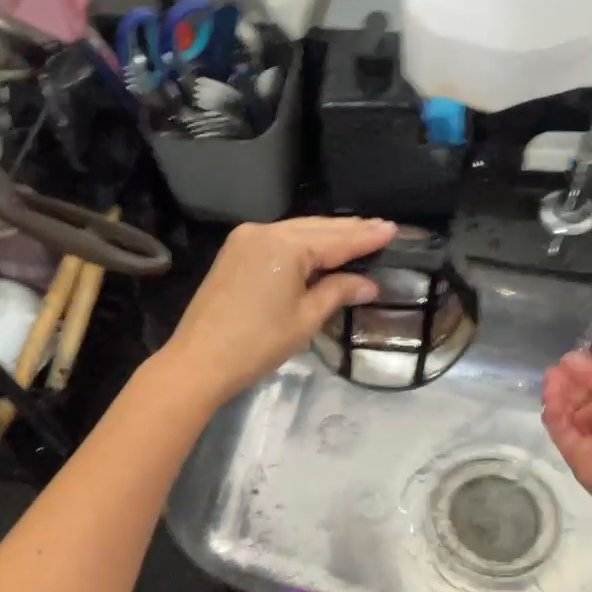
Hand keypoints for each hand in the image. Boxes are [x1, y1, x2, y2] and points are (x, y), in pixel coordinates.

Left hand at [156, 217, 395, 405]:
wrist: (198, 362)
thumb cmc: (256, 345)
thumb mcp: (304, 320)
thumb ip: (337, 292)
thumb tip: (367, 283)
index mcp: (285, 245)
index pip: (337, 239)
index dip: (366, 237)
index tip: (393, 230)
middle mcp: (264, 231)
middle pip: (316, 229)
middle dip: (349, 231)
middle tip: (381, 229)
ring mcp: (244, 240)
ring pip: (296, 232)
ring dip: (326, 236)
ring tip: (358, 235)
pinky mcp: (233, 253)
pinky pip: (277, 241)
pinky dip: (301, 244)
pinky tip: (319, 248)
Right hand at [543, 351, 591, 503]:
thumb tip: (582, 394)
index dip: (590, 372)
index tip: (568, 360)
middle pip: (586, 398)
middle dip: (570, 383)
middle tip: (554, 372)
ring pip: (570, 413)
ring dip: (558, 396)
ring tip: (548, 383)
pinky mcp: (575, 456)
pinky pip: (561, 431)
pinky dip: (554, 416)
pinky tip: (548, 401)